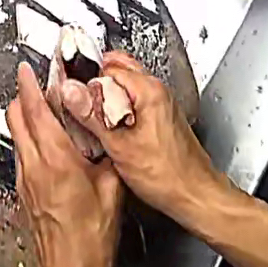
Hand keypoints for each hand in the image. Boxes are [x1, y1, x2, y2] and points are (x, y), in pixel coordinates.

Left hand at [8, 62, 121, 266]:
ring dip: (25, 118)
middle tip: (36, 85)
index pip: (34, 110)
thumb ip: (109, 157)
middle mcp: (33, 166)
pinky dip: (28, 140)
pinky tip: (46, 146)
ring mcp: (24, 180)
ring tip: (43, 112)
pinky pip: (20, 154)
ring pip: (16, 134)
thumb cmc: (91, 242)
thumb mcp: (112, 191)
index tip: (26, 69)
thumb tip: (109, 135)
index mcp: (55, 159)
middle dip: (23, 96)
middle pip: (16, 117)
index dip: (29, 85)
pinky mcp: (22, 193)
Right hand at [61, 53, 226, 227]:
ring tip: (95, 120)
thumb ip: (91, 116)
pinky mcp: (161, 118)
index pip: (107, 67)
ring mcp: (161, 104)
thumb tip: (69, 90)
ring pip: (125, 87)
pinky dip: (120, 109)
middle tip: (82, 105)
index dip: (88, 82)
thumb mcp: (119, 146)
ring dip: (108, 98)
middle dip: (97, 85)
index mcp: (148, 89)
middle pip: (117, 71)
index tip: (76, 98)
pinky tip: (112, 131)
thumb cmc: (169, 177)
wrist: (198, 199)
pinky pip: (134, 101)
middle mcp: (157, 91)